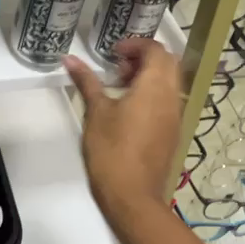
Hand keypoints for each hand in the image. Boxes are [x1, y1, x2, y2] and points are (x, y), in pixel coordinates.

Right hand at [65, 38, 181, 226]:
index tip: (113, 52)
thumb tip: (69, 58)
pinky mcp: (173, 134)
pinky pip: (168, 101)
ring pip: (170, 83)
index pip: (156, 50)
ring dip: (149, 76)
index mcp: (155, 87)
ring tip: (120, 86)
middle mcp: (172, 98)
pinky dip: (153, 94)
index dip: (135, 44)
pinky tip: (128, 108)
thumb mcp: (96, 112)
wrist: (133, 199)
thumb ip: (86, 81)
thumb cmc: (112, 150)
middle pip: (167, 63)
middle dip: (144, 57)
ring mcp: (175, 118)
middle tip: (118, 65)